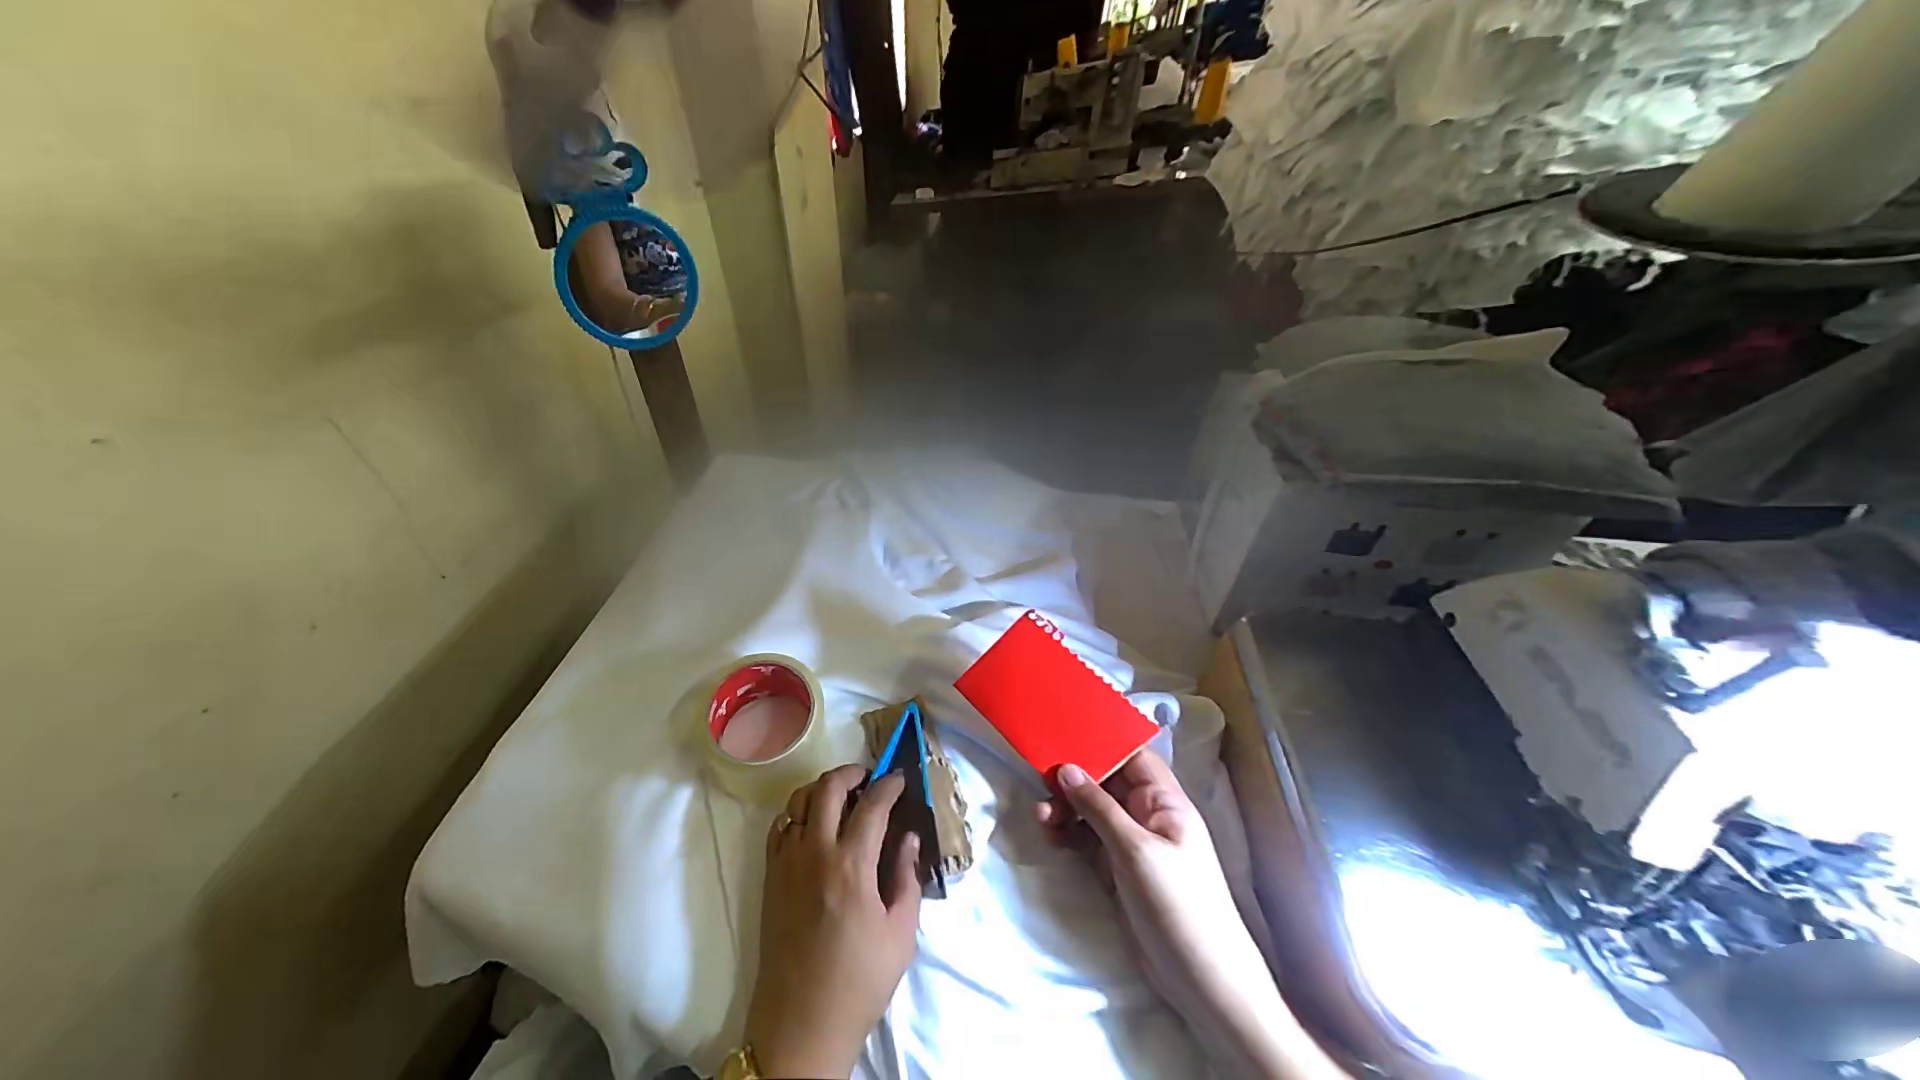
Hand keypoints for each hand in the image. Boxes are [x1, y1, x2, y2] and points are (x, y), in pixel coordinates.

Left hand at [746, 766, 922, 1077]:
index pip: (872, 804)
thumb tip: (909, 838)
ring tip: (843, 797)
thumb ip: (907, 877)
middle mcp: (814, 853)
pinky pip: (780, 827)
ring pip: (798, 801)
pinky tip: (814, 826)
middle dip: (851, 772)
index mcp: (851, 866)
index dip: (889, 785)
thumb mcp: (901, 933)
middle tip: (870, 777)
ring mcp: (786, 863)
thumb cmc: (859, 982)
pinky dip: (798, 813)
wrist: (801, 1024)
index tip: (900, 779)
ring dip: (822, 789)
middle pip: (827, 788)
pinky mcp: (770, 878)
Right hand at [1039, 751, 1346, 1078]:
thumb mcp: (1137, 851)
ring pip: (1092, 811)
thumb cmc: (1179, 905)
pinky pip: (1087, 839)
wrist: (1201, 981)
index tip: (1065, 733)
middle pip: (1107, 782)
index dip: (1102, 742)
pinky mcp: (1116, 870)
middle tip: (1042, 777)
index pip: (1133, 757)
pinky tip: (1050, 832)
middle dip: (1076, 776)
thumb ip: (1099, 809)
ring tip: (1041, 813)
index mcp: (1166, 802)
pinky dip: (1067, 833)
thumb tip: (1067, 769)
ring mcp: (1131, 844)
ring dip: (1066, 807)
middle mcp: (1148, 816)